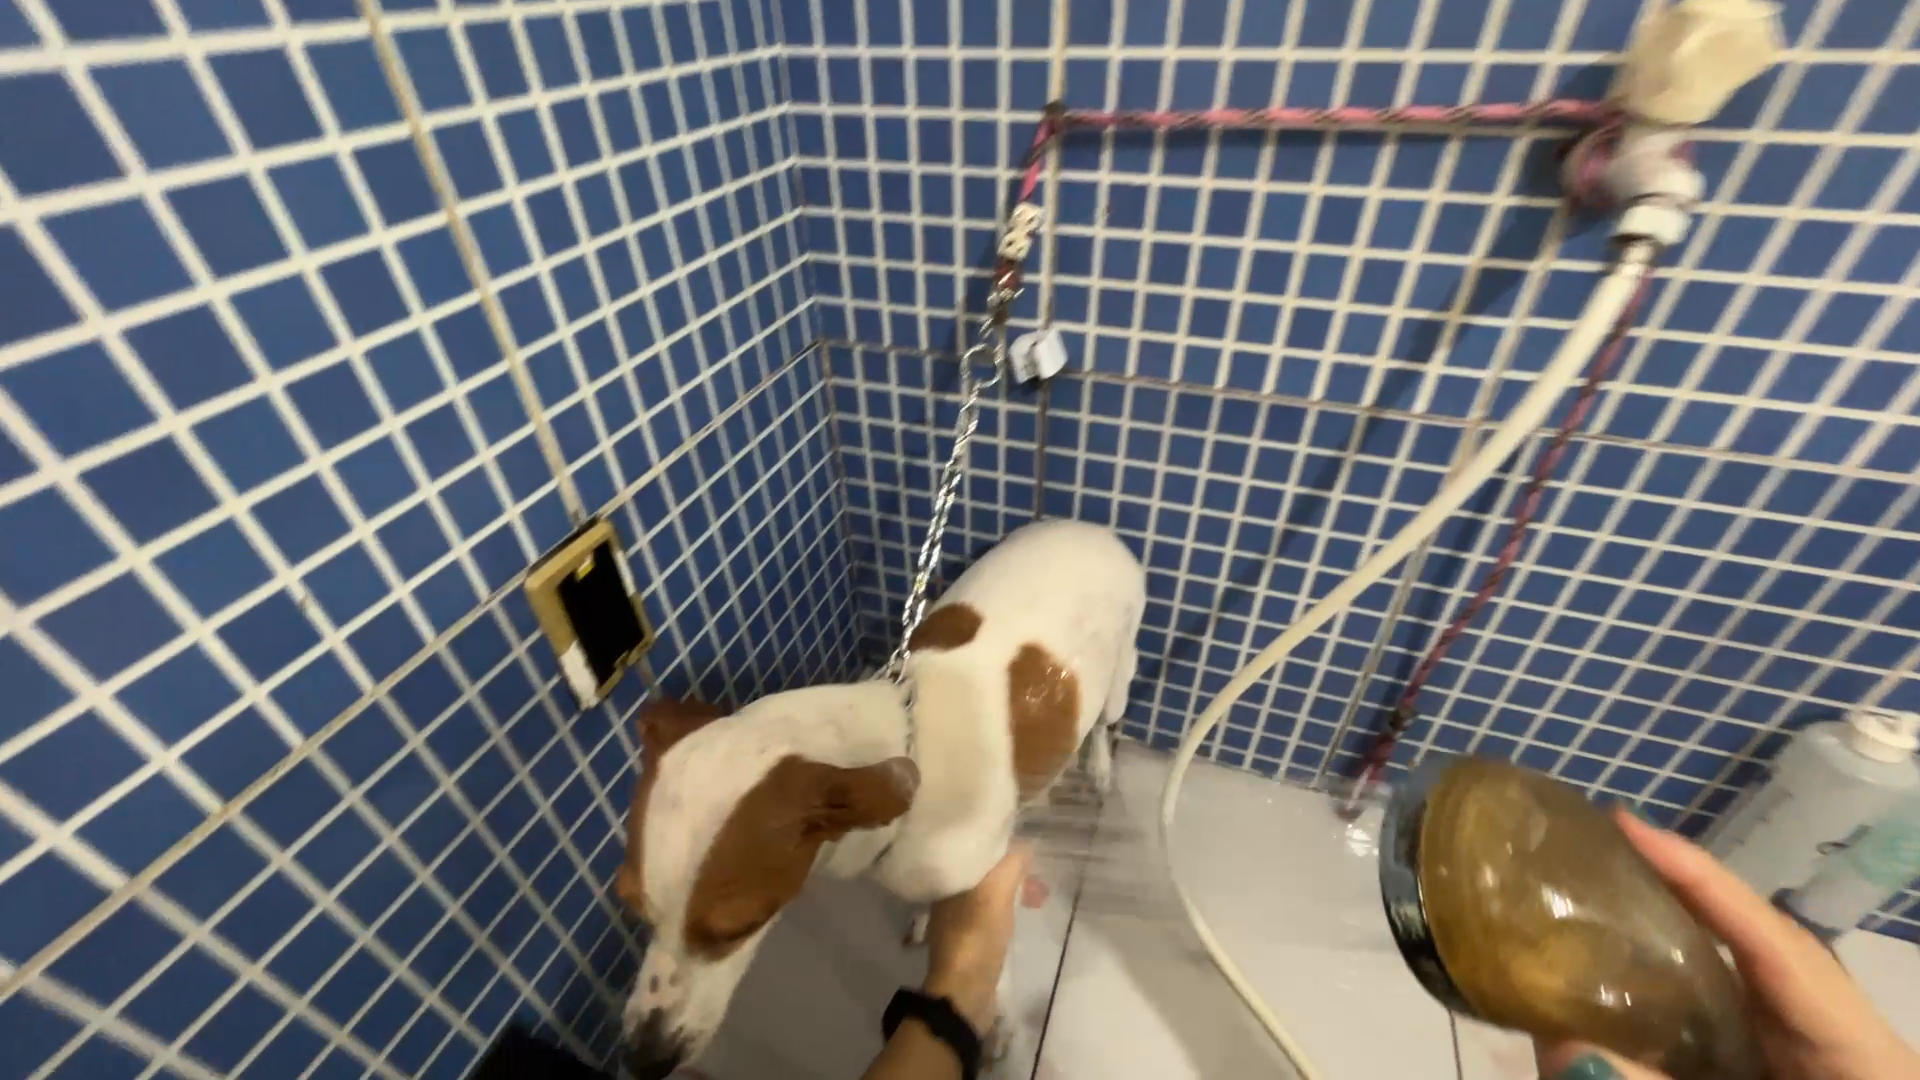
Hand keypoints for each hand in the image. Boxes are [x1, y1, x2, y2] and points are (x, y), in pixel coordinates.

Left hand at [920, 844, 1032, 1031]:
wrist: (964, 993)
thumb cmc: (978, 936)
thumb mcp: (998, 893)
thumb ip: (1011, 864)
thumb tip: (1025, 846)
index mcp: (949, 876)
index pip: (977, 848)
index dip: (1005, 846)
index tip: (1028, 852)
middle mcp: (948, 892)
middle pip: (985, 870)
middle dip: (1014, 871)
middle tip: (1038, 882)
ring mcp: (956, 917)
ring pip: (990, 891)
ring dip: (1014, 890)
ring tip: (1038, 899)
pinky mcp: (967, 938)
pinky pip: (990, 911)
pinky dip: (1007, 908)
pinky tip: (1020, 915)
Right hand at [1535, 809, 1919, 1079]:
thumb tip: (1559, 1046)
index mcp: (1863, 1062)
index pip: (1783, 948)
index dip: (1704, 880)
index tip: (1624, 825)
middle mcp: (1838, 1049)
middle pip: (1756, 948)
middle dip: (1677, 890)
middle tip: (1596, 844)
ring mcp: (1802, 1060)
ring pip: (1734, 980)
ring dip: (1663, 931)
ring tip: (1594, 885)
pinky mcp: (1767, 1068)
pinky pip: (1714, 1015)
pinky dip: (1659, 983)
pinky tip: (1608, 968)